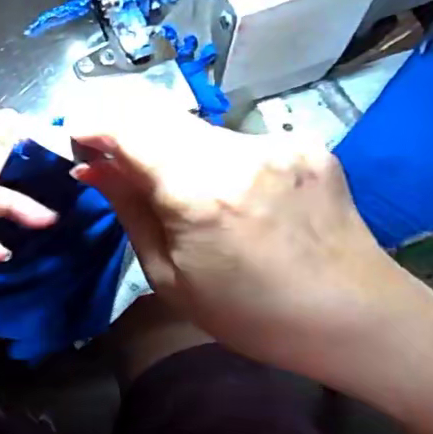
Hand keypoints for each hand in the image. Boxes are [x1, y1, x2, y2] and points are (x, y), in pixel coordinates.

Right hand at [67, 105, 432, 380]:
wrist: (360, 319)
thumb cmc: (253, 316)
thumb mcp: (171, 277)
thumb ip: (130, 209)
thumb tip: (92, 167)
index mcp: (201, 192)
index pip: (127, 125)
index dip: (91, 125)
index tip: (72, 142)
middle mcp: (239, 151)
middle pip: (158, 114)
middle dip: (123, 132)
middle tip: (108, 164)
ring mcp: (277, 141)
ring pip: (196, 127)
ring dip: (169, 148)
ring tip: (174, 193)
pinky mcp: (304, 142)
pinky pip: (235, 140)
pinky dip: (212, 158)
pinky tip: (228, 198)